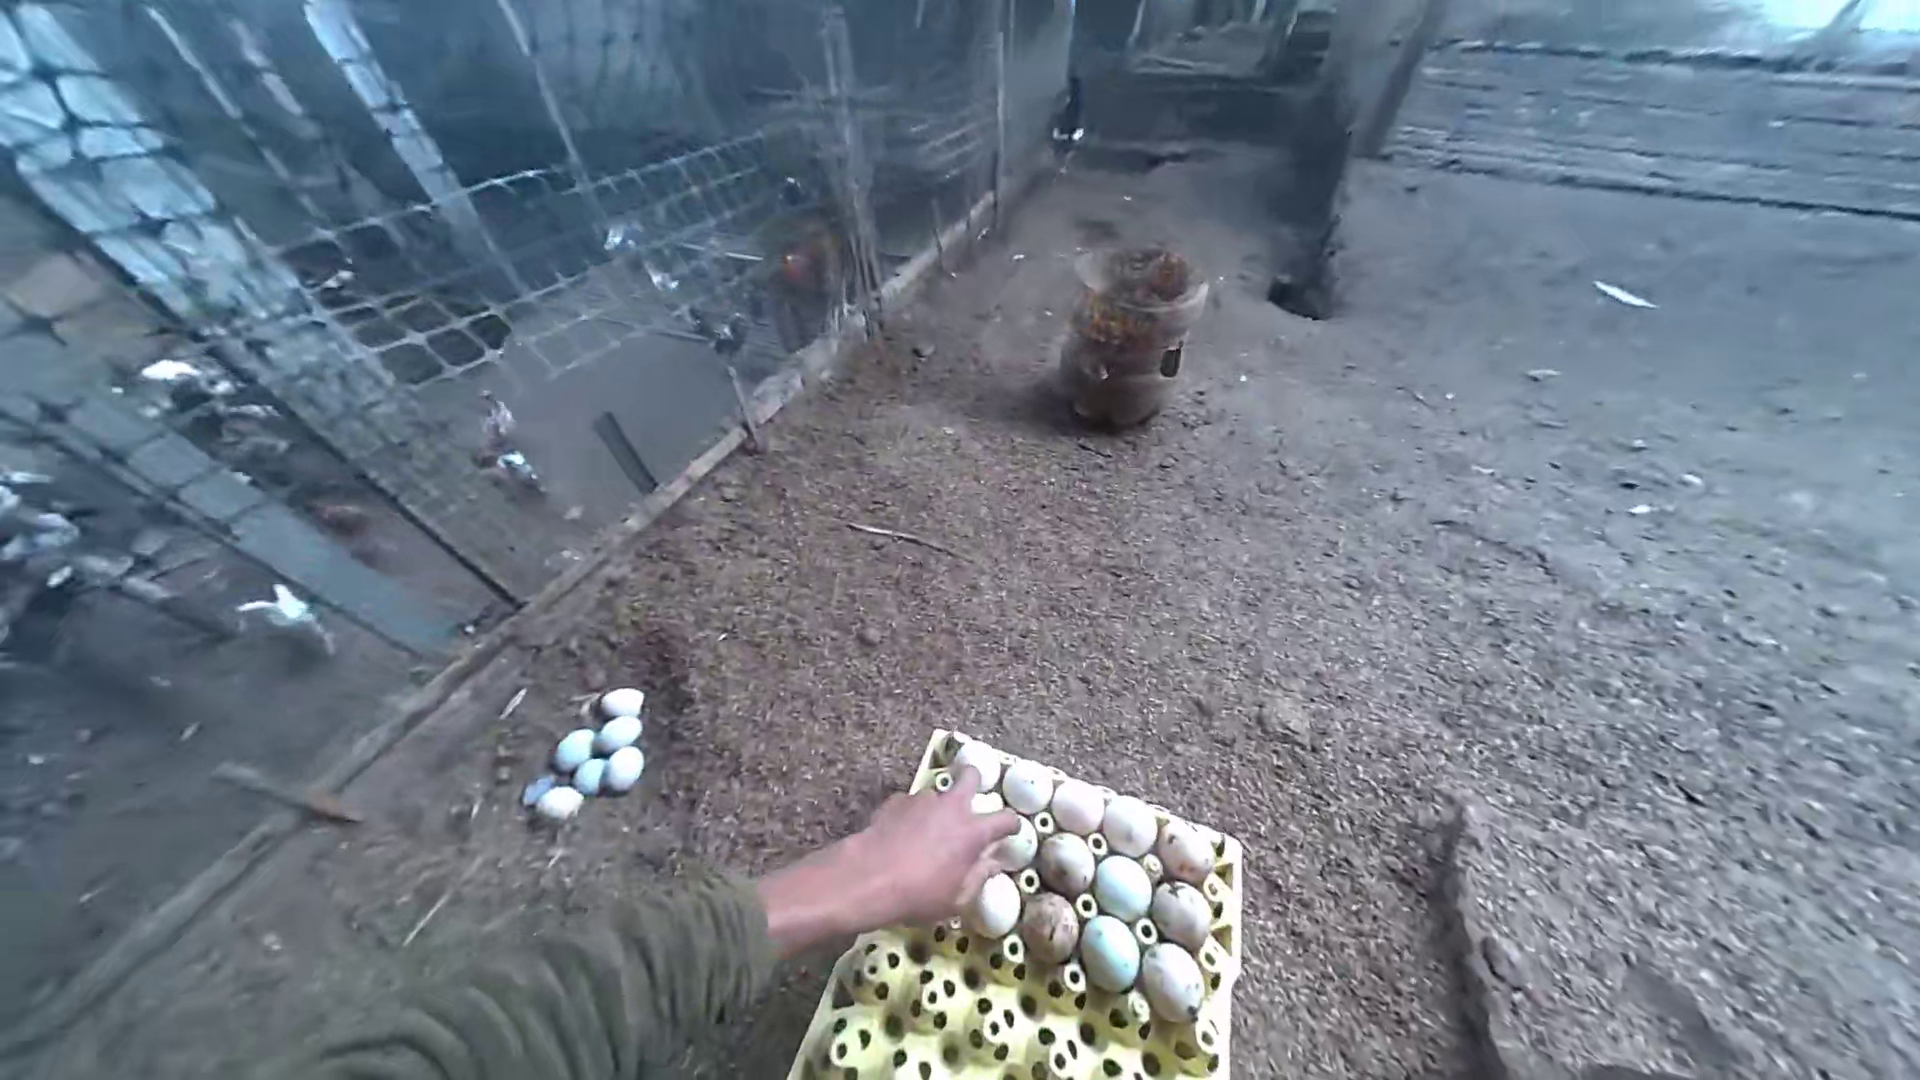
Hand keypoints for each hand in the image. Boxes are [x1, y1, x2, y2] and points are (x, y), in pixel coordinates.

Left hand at [759, 766, 1017, 954]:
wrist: (869, 876)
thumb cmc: (919, 895)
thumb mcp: (956, 899)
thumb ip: (979, 877)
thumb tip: (993, 863)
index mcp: (973, 832)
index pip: (1006, 819)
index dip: (1011, 824)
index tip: (1009, 831)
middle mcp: (952, 807)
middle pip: (971, 775)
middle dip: (973, 779)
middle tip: (968, 797)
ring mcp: (924, 799)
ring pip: (936, 794)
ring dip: (935, 808)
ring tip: (921, 833)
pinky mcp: (898, 799)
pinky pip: (910, 804)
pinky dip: (909, 816)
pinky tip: (898, 835)